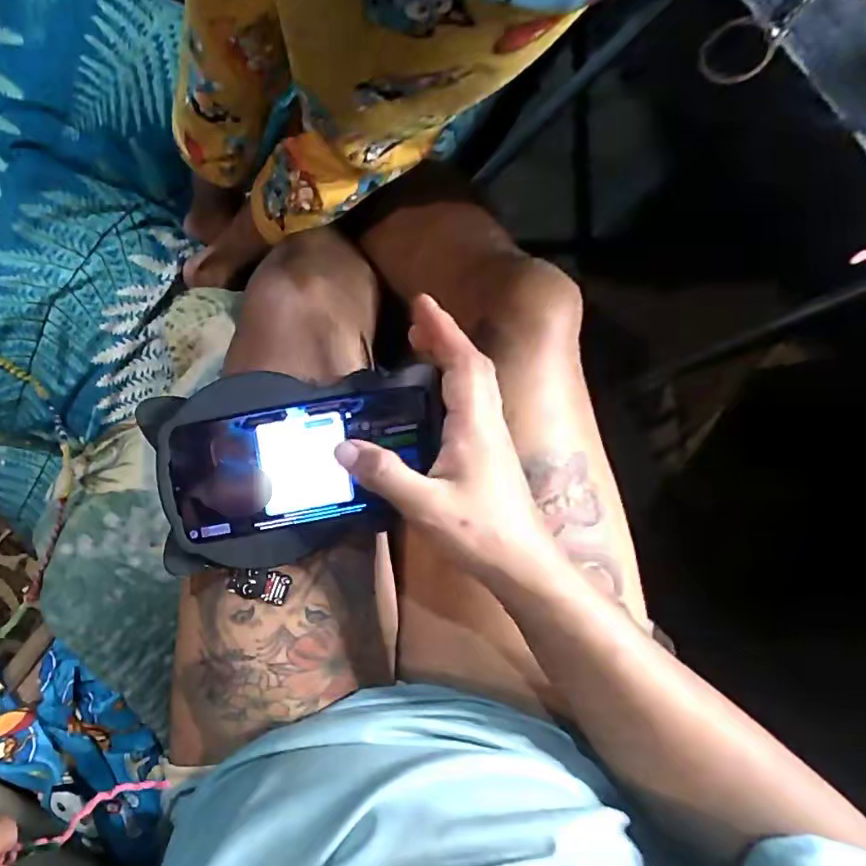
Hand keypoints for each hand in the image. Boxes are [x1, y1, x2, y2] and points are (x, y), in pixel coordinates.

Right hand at [335, 295, 555, 581]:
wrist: (523, 563)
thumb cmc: (480, 531)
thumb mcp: (424, 505)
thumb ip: (384, 474)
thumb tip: (342, 447)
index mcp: (475, 426)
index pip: (463, 364)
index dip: (443, 330)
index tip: (422, 301)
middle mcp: (488, 424)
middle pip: (474, 366)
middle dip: (446, 337)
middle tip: (417, 322)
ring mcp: (492, 440)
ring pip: (477, 384)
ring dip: (453, 359)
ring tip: (424, 349)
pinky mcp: (490, 456)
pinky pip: (472, 405)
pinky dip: (454, 386)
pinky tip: (436, 401)